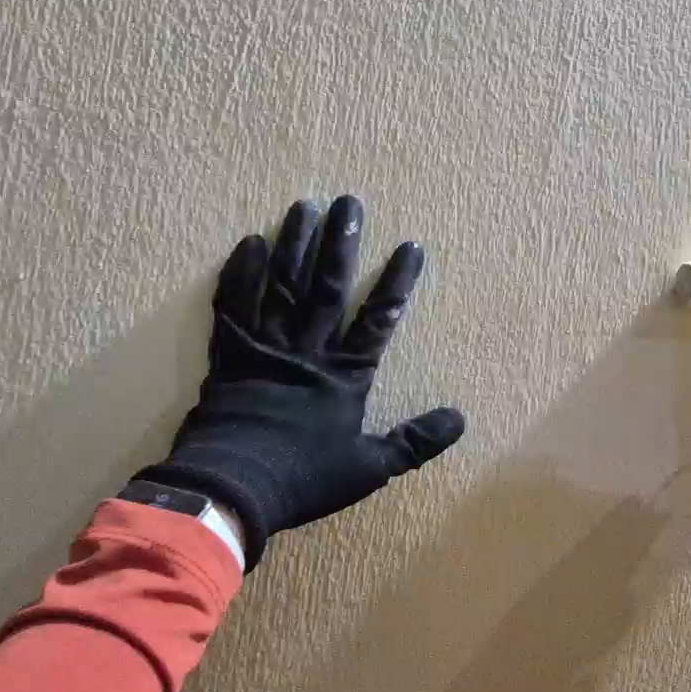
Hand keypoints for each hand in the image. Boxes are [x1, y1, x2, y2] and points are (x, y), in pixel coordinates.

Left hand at [135, 196, 464, 570]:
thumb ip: (415, 441)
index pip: (377, 318)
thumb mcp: (370, 468)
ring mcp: (266, 348)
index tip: (411, 246)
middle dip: (341, 244)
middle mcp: (307, 350)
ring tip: (304, 206)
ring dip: (294, 245)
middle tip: (348, 202)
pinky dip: (240, 274)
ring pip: (283, 286)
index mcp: (344, 374)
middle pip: (327, 287)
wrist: (232, 489)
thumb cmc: (304, 478)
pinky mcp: (230, 354)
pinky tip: (250, 242)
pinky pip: (234, 306)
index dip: (396, 282)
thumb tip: (460, 419)